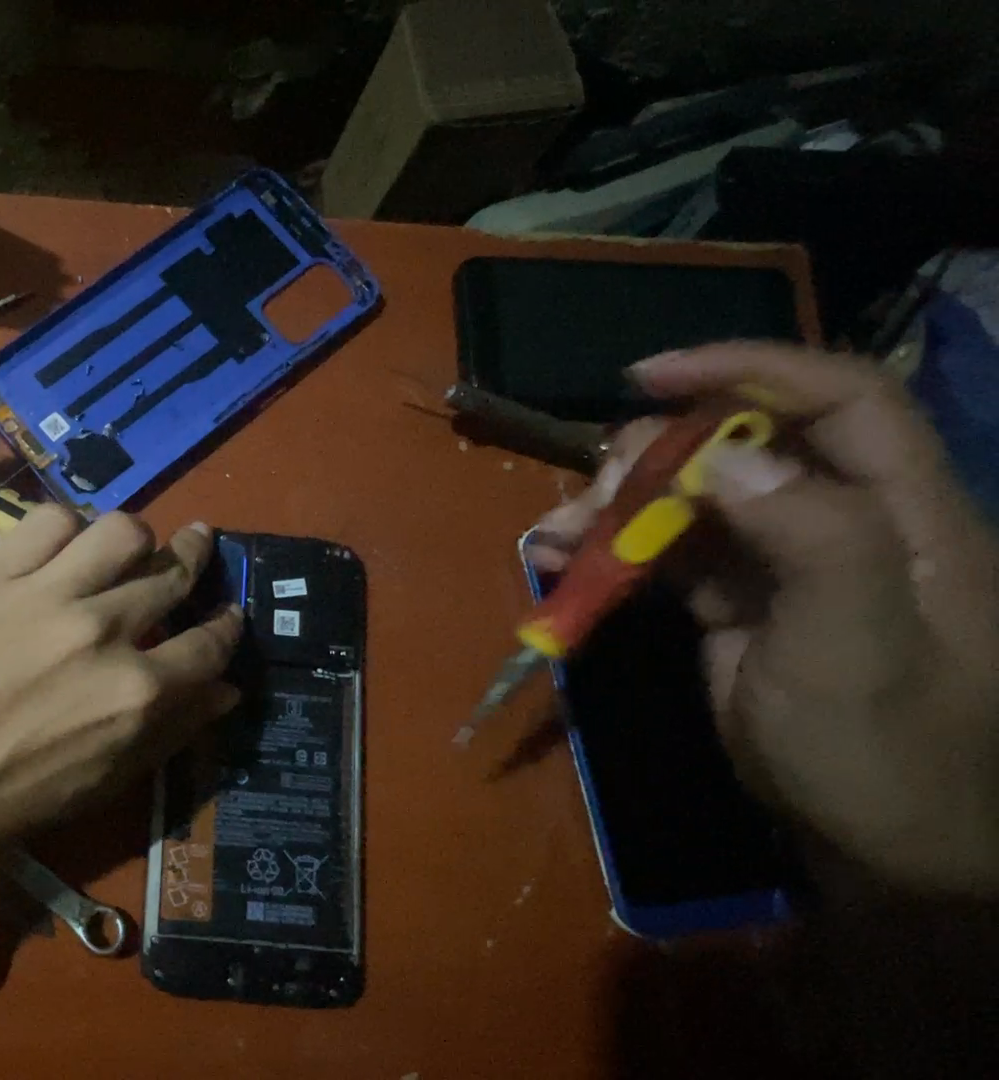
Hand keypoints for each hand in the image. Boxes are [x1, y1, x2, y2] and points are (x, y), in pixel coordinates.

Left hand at [0, 508, 242, 861]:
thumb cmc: (5, 797)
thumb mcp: (101, 783)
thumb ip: (170, 732)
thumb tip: (227, 689)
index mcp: (134, 695)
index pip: (206, 644)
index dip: (226, 624)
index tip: (229, 611)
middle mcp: (101, 632)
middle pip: (170, 574)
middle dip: (196, 558)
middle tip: (198, 548)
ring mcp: (44, 594)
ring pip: (120, 531)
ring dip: (137, 537)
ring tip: (130, 545)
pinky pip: (49, 521)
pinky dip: (69, 527)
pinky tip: (66, 545)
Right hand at [531, 344, 998, 895]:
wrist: (891, 850)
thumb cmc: (891, 754)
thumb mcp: (858, 653)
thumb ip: (817, 545)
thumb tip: (727, 461)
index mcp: (903, 516)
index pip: (840, 400)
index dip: (747, 370)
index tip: (646, 378)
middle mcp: (839, 522)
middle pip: (741, 446)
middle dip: (653, 455)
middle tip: (595, 494)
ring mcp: (778, 563)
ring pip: (687, 498)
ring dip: (613, 506)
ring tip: (557, 540)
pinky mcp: (731, 601)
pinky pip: (659, 553)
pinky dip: (605, 550)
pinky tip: (559, 562)